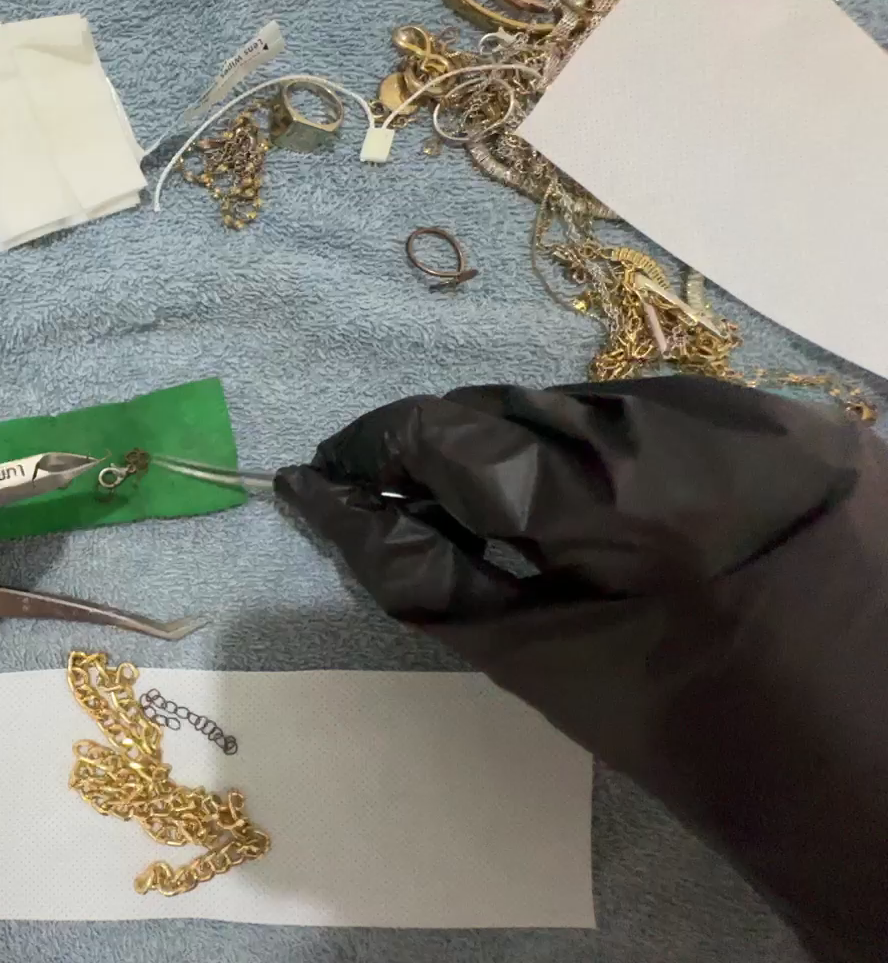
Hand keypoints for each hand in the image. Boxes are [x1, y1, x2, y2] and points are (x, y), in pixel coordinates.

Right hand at [276, 376, 887, 962]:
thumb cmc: (693, 746)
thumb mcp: (528, 656)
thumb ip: (412, 564)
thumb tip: (325, 498)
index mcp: (637, 507)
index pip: (455, 436)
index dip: (373, 445)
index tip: (324, 469)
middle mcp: (720, 434)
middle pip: (511, 404)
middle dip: (436, 448)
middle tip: (393, 488)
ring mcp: (784, 420)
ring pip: (577, 399)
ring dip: (509, 444)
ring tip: (491, 503)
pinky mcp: (822, 425)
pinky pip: (652, 408)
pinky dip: (588, 444)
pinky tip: (587, 494)